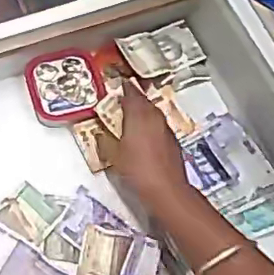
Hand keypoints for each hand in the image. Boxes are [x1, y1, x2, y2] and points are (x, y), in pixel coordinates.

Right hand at [110, 80, 188, 212]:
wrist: (166, 189)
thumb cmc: (137, 170)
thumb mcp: (114, 156)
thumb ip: (105, 141)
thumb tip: (100, 133)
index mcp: (138, 116)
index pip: (131, 95)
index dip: (125, 89)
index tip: (120, 84)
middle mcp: (154, 118)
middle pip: (145, 102)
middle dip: (135, 98)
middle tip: (125, 98)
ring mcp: (166, 129)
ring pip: (154, 113)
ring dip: (144, 110)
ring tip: (133, 114)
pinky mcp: (173, 141)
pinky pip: (159, 125)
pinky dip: (151, 124)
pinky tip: (145, 133)